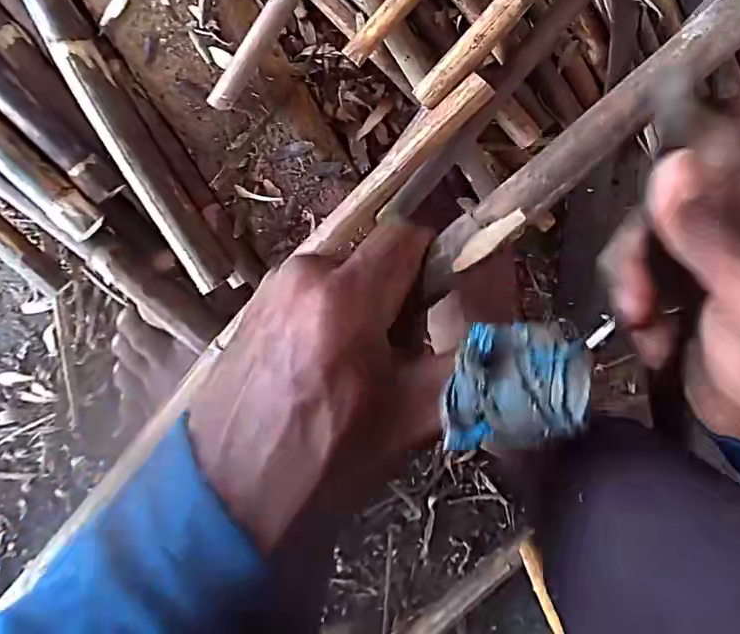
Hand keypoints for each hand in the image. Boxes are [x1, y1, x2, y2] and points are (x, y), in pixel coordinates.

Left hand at [187, 223, 451, 552]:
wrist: (221, 503)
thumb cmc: (320, 466)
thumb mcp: (405, 421)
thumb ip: (465, 370)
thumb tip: (518, 347)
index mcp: (344, 295)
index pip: (405, 236)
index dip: (432, 260)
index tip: (439, 299)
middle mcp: (303, 273)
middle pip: (371, 255)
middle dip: (395, 290)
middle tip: (398, 348)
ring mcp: (271, 284)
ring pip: (339, 272)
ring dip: (360, 302)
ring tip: (353, 364)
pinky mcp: (252, 302)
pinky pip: (307, 288)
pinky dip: (326, 310)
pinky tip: (317, 363)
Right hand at [604, 145, 739, 452]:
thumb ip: (709, 233)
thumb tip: (673, 160)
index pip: (715, 152)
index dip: (674, 159)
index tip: (642, 192)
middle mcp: (735, 223)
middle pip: (660, 199)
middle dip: (639, 248)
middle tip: (638, 297)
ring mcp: (703, 254)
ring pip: (638, 235)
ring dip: (630, 282)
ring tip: (644, 325)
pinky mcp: (676, 284)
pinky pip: (633, 269)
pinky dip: (634, 303)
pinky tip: (653, 338)